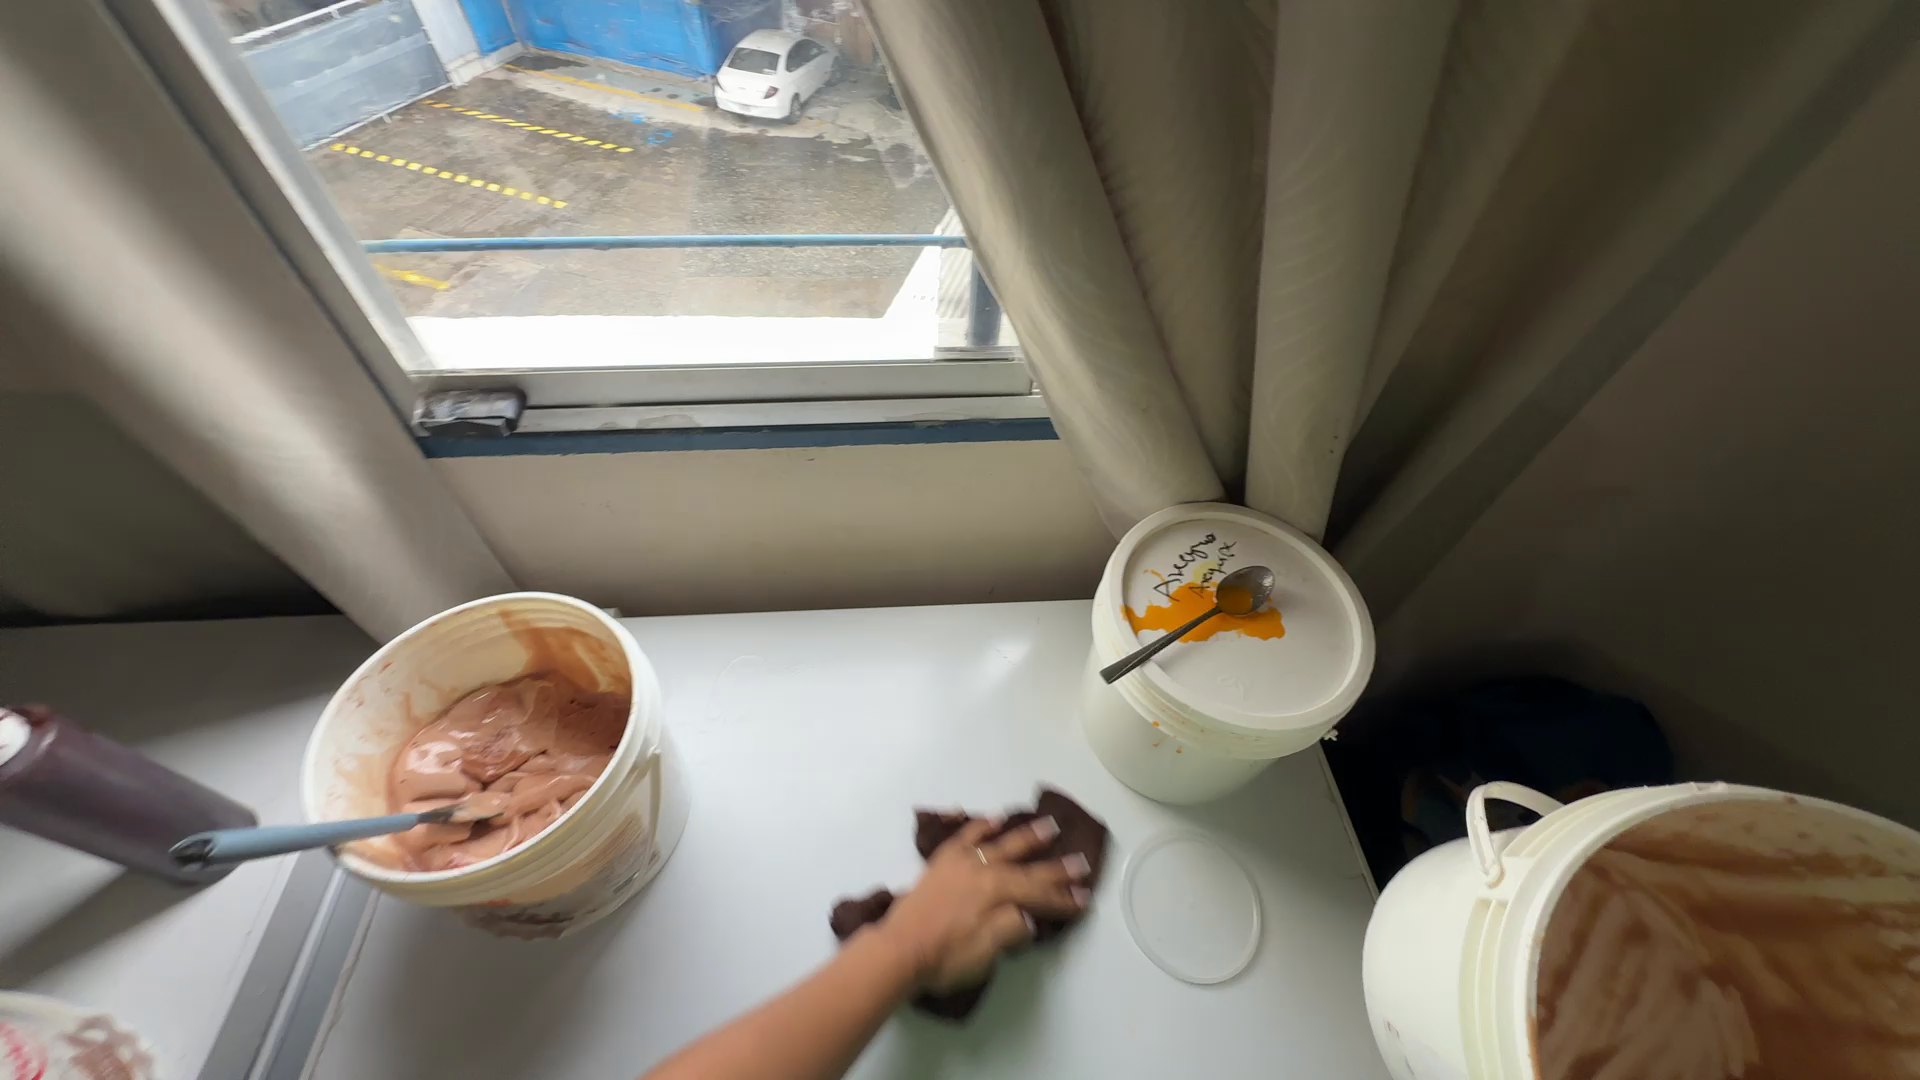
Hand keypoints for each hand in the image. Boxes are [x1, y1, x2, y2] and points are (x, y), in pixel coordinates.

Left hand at [874, 816, 1091, 992]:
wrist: (899, 949)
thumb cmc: (945, 956)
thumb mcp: (986, 952)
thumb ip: (1011, 928)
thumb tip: (1029, 916)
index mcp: (997, 893)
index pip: (1038, 895)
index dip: (1063, 898)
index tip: (1085, 897)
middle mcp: (983, 870)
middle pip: (1026, 867)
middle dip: (1055, 867)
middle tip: (1080, 861)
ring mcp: (962, 862)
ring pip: (1000, 843)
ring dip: (1026, 836)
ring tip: (1048, 826)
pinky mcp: (942, 862)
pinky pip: (966, 836)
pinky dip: (981, 826)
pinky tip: (993, 820)